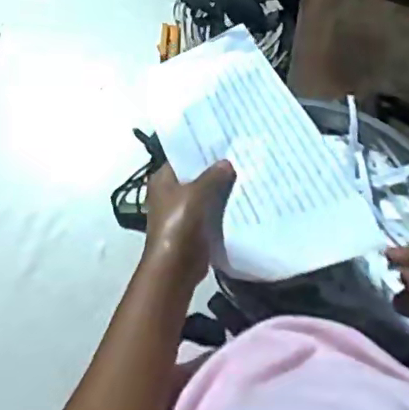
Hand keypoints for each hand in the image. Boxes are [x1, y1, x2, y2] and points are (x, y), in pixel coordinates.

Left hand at [142, 161, 234, 283]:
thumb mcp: (195, 194)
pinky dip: (222, 207)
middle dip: (215, 170)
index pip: (182, 156)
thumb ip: (212, 177)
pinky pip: (210, 211)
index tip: (224, 142)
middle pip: (194, 175)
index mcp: (162, 179)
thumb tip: (226, 162)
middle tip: (241, 158)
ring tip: (246, 175)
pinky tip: (242, 201)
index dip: (201, 150)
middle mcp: (169, 191)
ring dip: (221, 189)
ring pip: (204, 193)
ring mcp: (181, 210)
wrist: (175, 267)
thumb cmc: (179, 224)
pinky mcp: (193, 226)